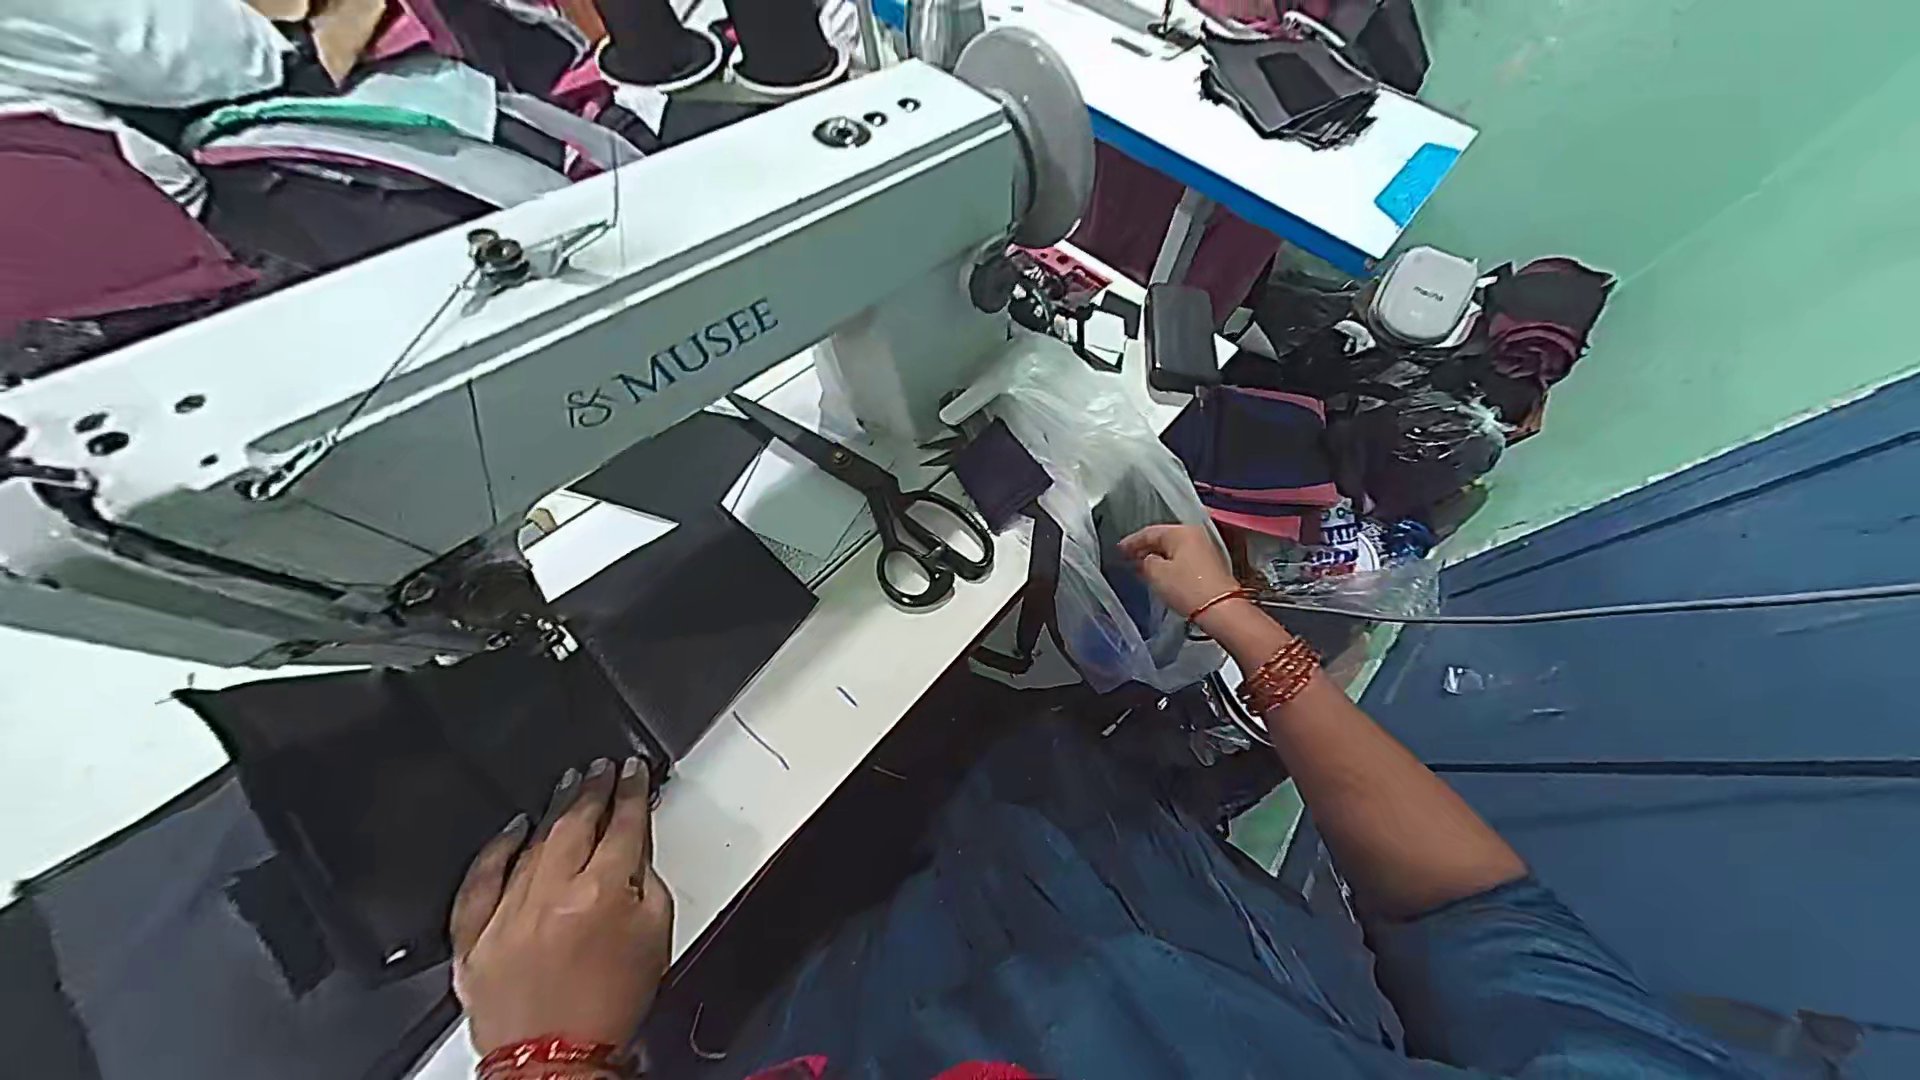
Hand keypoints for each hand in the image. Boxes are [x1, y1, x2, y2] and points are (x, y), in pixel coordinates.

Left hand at [451, 757, 673, 1056]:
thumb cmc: (612, 1002)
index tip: (633, 771)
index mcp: (604, 893)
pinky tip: (511, 828)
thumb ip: (648, 878)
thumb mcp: (656, 930)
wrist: (556, 1063)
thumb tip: (634, 844)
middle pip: (577, 822)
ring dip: (556, 808)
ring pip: (533, 843)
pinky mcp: (475, 941)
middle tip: (603, 767)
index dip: (631, 790)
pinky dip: (494, 852)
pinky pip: (478, 884)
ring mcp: (508, 917)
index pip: (623, 823)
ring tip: (569, 783)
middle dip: (595, 788)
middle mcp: (553, 897)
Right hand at [1117, 523, 1240, 616]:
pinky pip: (1181, 558)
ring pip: (1172, 549)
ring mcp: (1203, 549)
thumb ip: (1144, 561)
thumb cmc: (1186, 587)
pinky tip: (1158, 573)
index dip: (1131, 542)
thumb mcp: (1156, 573)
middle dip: (1144, 549)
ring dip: (1156, 557)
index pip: (1149, 532)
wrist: (1220, 609)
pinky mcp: (1208, 564)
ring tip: (1140, 567)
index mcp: (1180, 532)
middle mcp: (1194, 535)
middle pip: (1162, 538)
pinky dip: (1167, 563)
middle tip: (1127, 558)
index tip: (1118, 551)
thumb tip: (1146, 559)